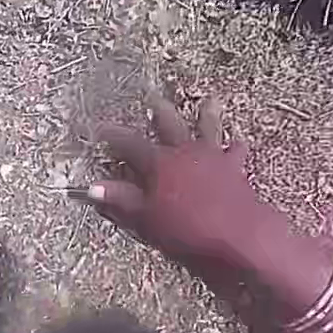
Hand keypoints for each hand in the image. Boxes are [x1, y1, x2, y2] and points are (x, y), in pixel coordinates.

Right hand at [88, 96, 281, 266]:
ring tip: (209, 101)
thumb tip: (94, 188)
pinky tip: (238, 143)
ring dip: (207, 114)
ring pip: (208, 129)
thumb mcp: (146, 218)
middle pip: (170, 124)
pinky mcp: (235, 170)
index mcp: (160, 163)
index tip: (100, 128)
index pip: (129, 143)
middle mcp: (185, 152)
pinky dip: (235, 147)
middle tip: (154, 97)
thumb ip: (122, 200)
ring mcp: (213, 158)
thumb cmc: (187, 229)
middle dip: (160, 111)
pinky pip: (235, 153)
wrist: (238, 234)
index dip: (112, 135)